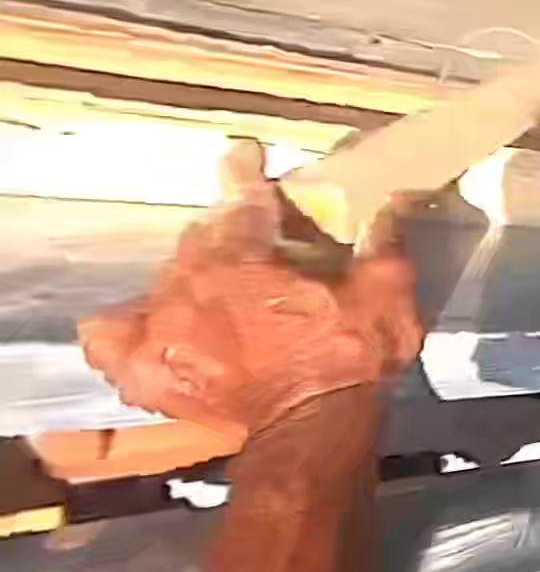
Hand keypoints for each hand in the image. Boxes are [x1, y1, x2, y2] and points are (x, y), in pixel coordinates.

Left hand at [78, 140, 421, 435]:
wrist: (317, 421)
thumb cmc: (355, 351)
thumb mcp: (388, 291)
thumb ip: (384, 244)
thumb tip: (392, 202)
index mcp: (243, 266)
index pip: (240, 206)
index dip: (244, 176)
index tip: (241, 150)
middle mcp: (185, 290)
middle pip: (199, 241)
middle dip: (228, 227)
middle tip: (259, 226)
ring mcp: (156, 332)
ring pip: (163, 280)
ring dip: (195, 269)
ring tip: (223, 275)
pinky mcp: (144, 370)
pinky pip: (115, 334)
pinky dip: (133, 320)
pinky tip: (157, 318)